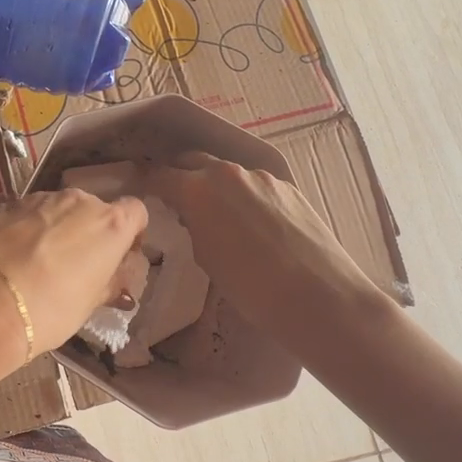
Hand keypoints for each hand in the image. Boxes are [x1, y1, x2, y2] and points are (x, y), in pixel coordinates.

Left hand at [0, 188, 148, 354]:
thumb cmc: (50, 308)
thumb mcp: (90, 304)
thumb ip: (108, 283)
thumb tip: (115, 278)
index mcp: (110, 224)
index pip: (135, 212)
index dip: (131, 233)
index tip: (120, 256)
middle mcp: (79, 201)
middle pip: (95, 210)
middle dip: (91, 232)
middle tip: (79, 267)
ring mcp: (41, 197)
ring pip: (61, 209)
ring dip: (59, 228)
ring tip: (42, 263)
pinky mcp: (9, 202)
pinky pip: (31, 212)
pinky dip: (30, 228)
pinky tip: (17, 256)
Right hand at [141, 152, 388, 341]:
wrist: (322, 300)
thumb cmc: (253, 288)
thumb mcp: (206, 258)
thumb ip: (194, 226)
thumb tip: (195, 217)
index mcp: (196, 189)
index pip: (158, 175)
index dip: (146, 182)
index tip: (140, 190)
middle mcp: (226, 173)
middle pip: (192, 162)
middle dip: (181, 176)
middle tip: (177, 199)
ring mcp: (262, 177)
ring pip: (227, 174)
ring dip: (217, 187)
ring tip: (223, 217)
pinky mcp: (290, 188)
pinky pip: (257, 186)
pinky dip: (247, 198)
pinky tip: (258, 226)